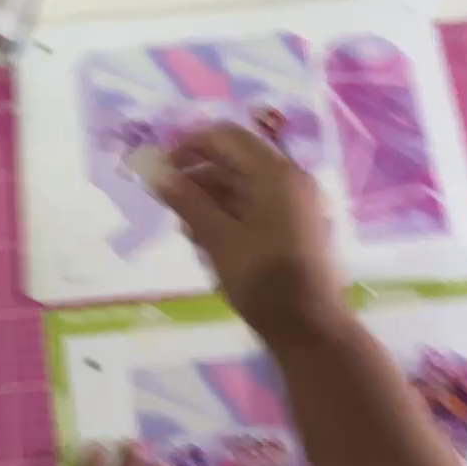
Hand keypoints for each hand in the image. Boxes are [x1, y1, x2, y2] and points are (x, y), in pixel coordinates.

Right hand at [156, 125, 349, 348]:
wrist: (309, 327)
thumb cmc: (262, 281)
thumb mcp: (218, 239)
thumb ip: (187, 201)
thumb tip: (157, 174)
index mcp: (276, 174)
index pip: (226, 137)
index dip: (188, 144)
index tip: (158, 164)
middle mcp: (289, 179)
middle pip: (234, 160)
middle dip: (196, 173)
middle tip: (164, 196)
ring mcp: (294, 203)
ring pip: (242, 184)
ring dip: (208, 196)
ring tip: (182, 224)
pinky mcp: (292, 225)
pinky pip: (254, 205)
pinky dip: (226, 212)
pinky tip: (204, 236)